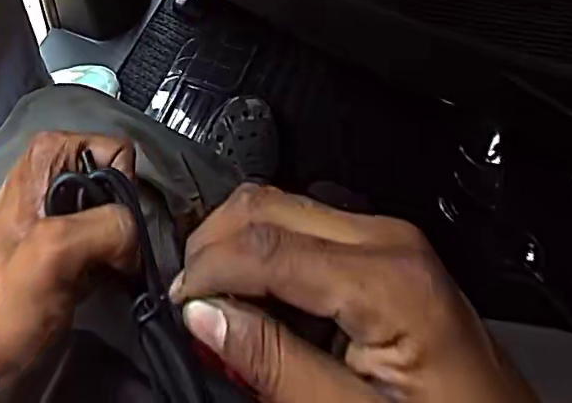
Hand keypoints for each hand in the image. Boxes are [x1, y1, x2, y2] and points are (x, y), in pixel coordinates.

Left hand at [0, 131, 141, 379]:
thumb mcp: (53, 251)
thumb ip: (104, 227)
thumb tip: (135, 230)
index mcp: (48, 155)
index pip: (119, 152)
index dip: (124, 193)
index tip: (110, 229)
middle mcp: (54, 172)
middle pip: (122, 186)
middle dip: (123, 225)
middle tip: (103, 258)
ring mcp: (61, 208)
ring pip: (120, 218)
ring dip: (120, 251)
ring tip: (93, 274)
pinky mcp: (68, 242)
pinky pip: (111, 244)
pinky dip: (113, 266)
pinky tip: (92, 283)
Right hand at [169, 185, 534, 401]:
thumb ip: (278, 368)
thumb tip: (202, 314)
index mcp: (392, 280)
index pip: (265, 246)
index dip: (208, 271)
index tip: (179, 305)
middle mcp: (386, 238)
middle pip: (262, 207)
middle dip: (210, 247)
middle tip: (190, 301)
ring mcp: (382, 235)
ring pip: (271, 203)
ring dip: (228, 242)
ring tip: (215, 297)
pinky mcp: (376, 244)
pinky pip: (293, 220)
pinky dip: (256, 246)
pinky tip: (249, 288)